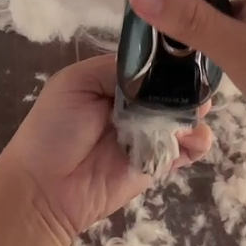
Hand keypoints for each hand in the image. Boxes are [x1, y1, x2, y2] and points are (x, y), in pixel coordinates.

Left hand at [0, 55, 212, 243]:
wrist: (46, 187)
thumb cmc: (54, 128)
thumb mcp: (77, 82)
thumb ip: (118, 69)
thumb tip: (158, 65)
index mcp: (116, 81)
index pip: (152, 64)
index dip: (171, 61)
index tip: (189, 58)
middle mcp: (137, 104)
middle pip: (174, 89)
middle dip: (190, 87)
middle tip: (199, 89)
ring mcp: (150, 133)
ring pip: (186, 117)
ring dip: (195, 113)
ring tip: (195, 115)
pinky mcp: (159, 162)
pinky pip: (188, 149)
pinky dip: (197, 142)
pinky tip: (191, 140)